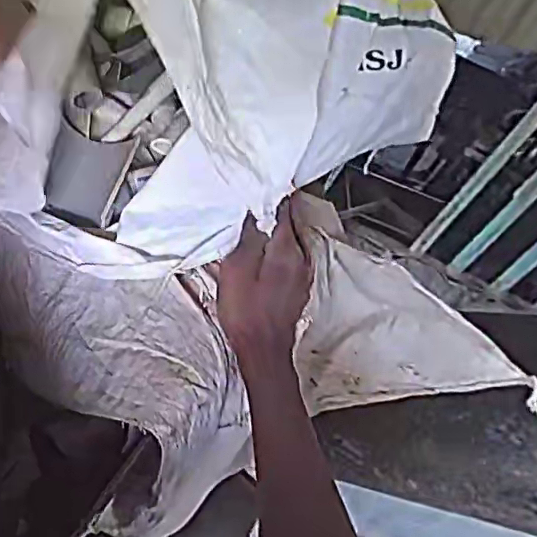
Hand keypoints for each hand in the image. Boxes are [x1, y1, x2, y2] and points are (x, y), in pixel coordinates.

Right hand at [215, 198, 311, 360]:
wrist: (262, 350)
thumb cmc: (245, 312)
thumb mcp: (235, 270)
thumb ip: (246, 239)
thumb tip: (252, 213)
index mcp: (286, 251)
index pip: (284, 212)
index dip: (271, 196)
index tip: (256, 186)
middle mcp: (300, 259)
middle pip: (286, 226)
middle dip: (269, 213)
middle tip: (246, 203)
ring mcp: (300, 275)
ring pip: (284, 242)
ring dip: (268, 233)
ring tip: (246, 227)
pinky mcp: (294, 288)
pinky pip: (283, 258)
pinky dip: (270, 250)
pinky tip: (253, 254)